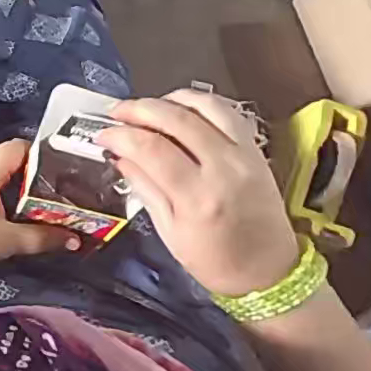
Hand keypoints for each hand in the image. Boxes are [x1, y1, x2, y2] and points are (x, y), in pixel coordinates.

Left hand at [0, 140, 80, 279]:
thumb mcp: (7, 242)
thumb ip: (43, 238)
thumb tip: (75, 240)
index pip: (19, 147)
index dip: (43, 155)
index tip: (63, 172)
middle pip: (13, 160)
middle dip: (38, 174)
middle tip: (62, 190)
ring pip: (3, 174)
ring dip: (24, 187)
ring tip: (48, 202)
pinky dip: (9, 194)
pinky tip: (24, 211)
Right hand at [96, 90, 299, 295]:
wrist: (269, 270)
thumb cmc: (214, 262)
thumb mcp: (169, 232)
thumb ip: (146, 188)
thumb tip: (120, 157)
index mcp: (197, 197)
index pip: (151, 148)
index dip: (121, 135)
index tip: (102, 134)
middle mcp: (223, 168)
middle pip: (176, 119)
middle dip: (139, 109)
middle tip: (116, 112)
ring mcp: (244, 154)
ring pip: (204, 106)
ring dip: (169, 99)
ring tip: (146, 107)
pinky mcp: (256, 149)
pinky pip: (227, 112)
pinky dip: (199, 103)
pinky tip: (180, 108)